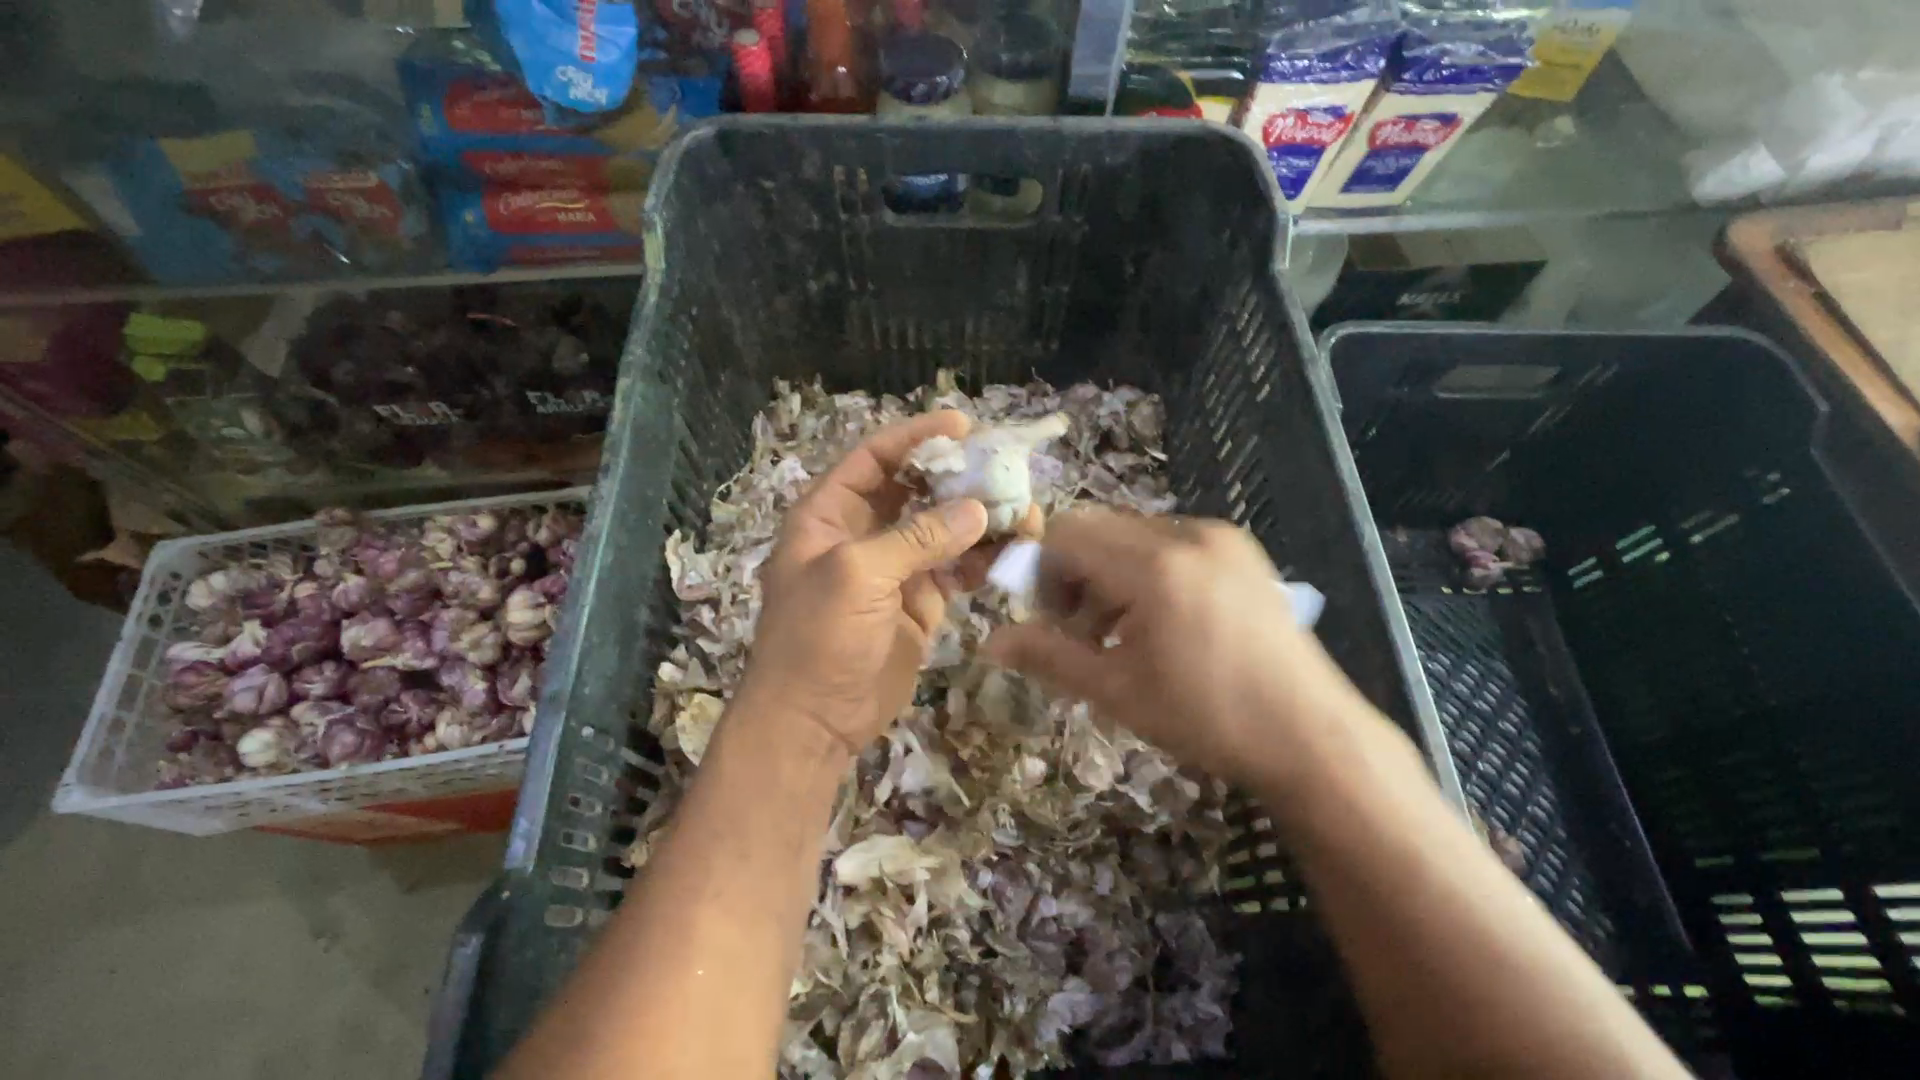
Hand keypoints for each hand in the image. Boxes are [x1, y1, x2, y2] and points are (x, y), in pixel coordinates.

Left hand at [745, 411, 990, 755]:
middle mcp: (862, 534)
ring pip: (943, 530)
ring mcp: (894, 570)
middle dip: (958, 478)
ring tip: (1022, 512)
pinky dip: (982, 560)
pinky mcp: (919, 604)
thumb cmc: (818, 639)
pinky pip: (956, 570)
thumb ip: (917, 538)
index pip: (874, 459)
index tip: (962, 423)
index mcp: (828, 515)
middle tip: (1005, 470)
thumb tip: (978, 510)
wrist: (813, 720)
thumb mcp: (857, 575)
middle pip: (915, 490)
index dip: (914, 437)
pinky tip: (1011, 552)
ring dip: (979, 520)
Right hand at [984, 510, 1372, 788]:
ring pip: (1135, 536)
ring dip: (1110, 574)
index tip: (1050, 620)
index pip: (1067, 534)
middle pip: (1100, 529)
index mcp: (1155, 566)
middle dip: (1075, 574)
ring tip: (1122, 635)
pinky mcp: (1243, 553)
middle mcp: (1189, 534)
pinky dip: (1148, 572)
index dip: (1041, 571)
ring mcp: (1222, 539)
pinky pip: (1172, 544)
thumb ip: (1049, 657)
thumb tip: (989, 642)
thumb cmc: (1207, 718)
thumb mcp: (1116, 692)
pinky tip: (1161, 625)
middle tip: (1083, 633)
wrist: (1310, 736)